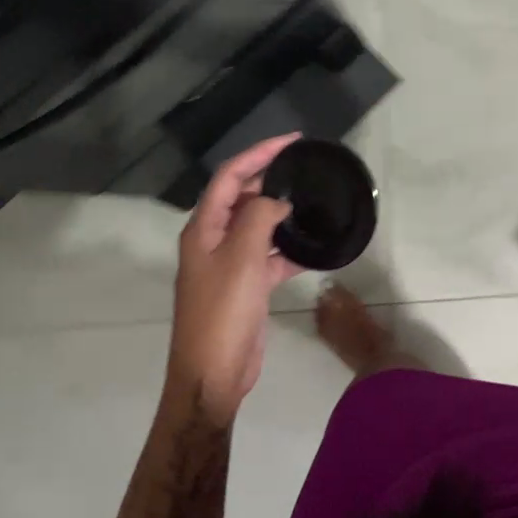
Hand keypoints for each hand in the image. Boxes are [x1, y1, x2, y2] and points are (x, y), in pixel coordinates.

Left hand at [168, 133, 304, 422]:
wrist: (213, 376)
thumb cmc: (223, 313)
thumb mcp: (242, 258)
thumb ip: (259, 218)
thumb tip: (277, 200)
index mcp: (203, 229)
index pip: (229, 176)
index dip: (258, 153)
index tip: (292, 141)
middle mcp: (212, 241)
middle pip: (241, 197)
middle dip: (270, 178)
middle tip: (305, 167)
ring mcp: (228, 265)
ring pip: (257, 226)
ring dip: (281, 213)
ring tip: (312, 201)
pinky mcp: (245, 287)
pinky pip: (268, 257)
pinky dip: (289, 250)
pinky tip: (314, 249)